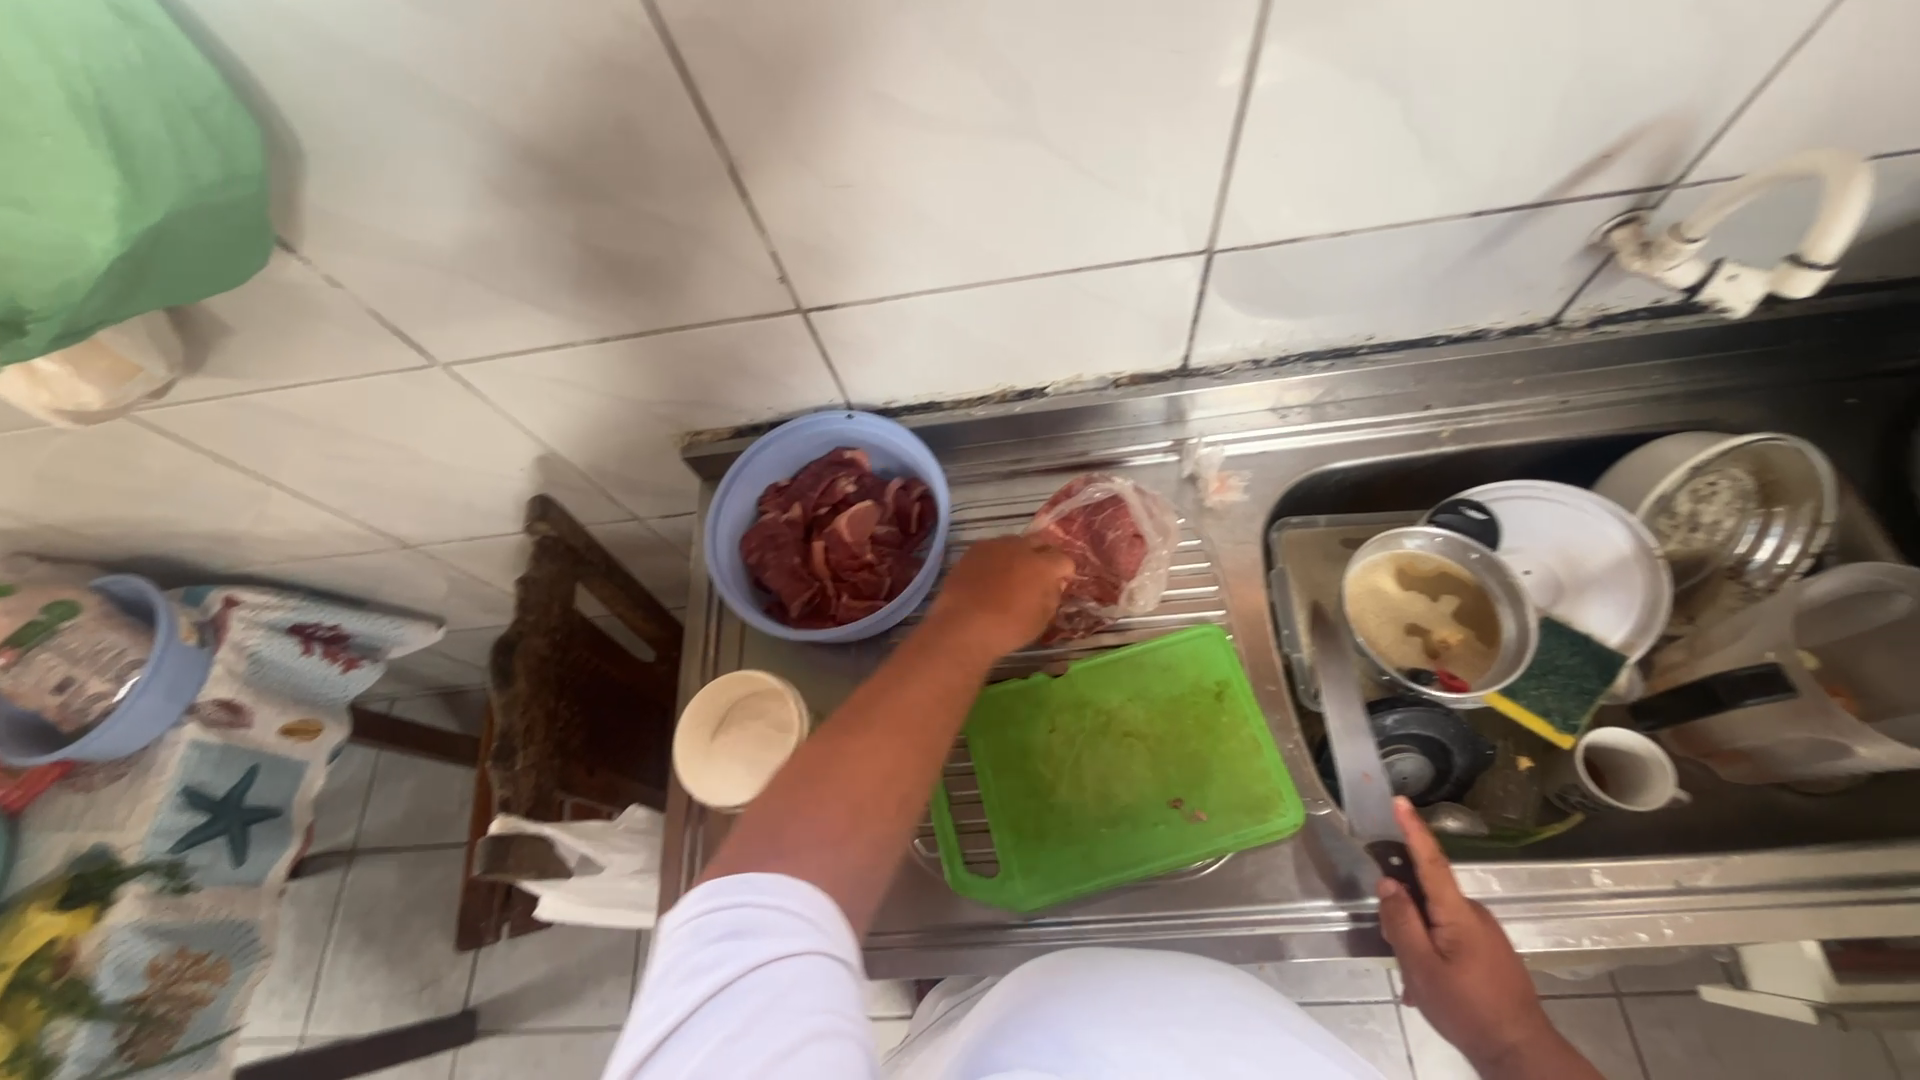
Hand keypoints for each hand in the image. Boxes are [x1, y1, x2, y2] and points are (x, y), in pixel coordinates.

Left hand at [923, 536, 1074, 658]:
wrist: (963, 626)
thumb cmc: (1008, 629)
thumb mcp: (1042, 620)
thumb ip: (1053, 596)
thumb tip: (1054, 583)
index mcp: (1043, 566)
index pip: (1064, 560)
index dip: (1064, 572)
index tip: (1059, 584)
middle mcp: (1021, 548)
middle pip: (1040, 542)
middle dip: (1044, 556)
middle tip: (1038, 575)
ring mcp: (995, 546)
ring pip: (1015, 542)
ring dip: (1019, 554)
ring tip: (1012, 574)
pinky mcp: (974, 550)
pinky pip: (993, 548)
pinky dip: (997, 558)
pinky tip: (990, 575)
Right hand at [1378, 798, 1578, 1076]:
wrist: (1521, 1054)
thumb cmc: (1468, 1009)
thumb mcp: (1421, 968)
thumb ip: (1401, 922)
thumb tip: (1389, 884)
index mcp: (1458, 914)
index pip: (1431, 862)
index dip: (1413, 830)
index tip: (1400, 801)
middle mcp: (1475, 916)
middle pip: (1427, 896)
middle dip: (1405, 914)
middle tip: (1395, 949)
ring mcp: (1486, 935)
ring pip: (1437, 922)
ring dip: (1418, 943)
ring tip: (1414, 983)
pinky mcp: (1490, 953)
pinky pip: (1449, 940)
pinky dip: (1433, 957)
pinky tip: (1428, 990)